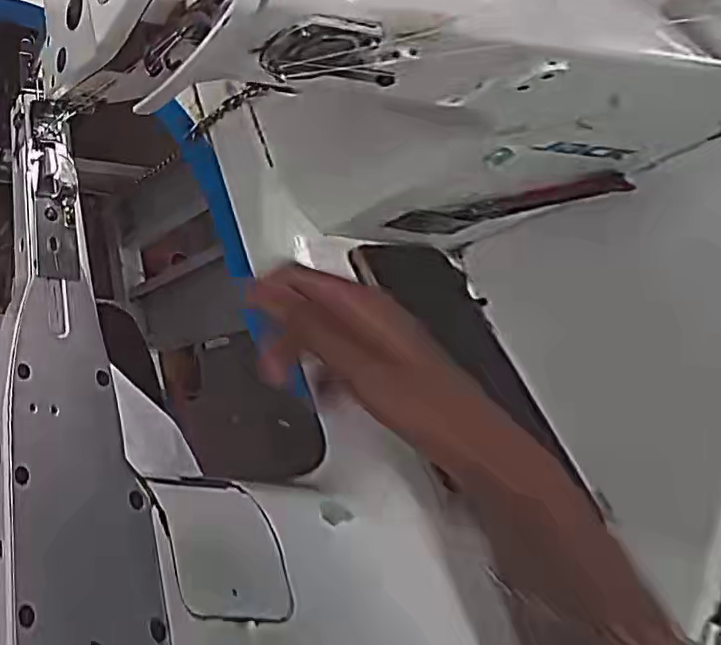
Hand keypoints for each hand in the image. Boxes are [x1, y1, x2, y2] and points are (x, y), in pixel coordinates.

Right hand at [247, 264, 541, 485]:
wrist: (475, 447)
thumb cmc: (429, 406)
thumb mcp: (354, 364)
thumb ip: (307, 325)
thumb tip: (268, 294)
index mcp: (362, 303)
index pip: (297, 275)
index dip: (266, 286)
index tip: (244, 301)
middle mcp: (369, 311)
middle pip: (304, 301)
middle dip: (278, 324)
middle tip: (264, 352)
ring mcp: (376, 335)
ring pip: (316, 326)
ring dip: (294, 346)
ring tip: (284, 373)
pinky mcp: (379, 359)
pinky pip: (333, 350)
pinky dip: (316, 364)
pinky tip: (316, 387)